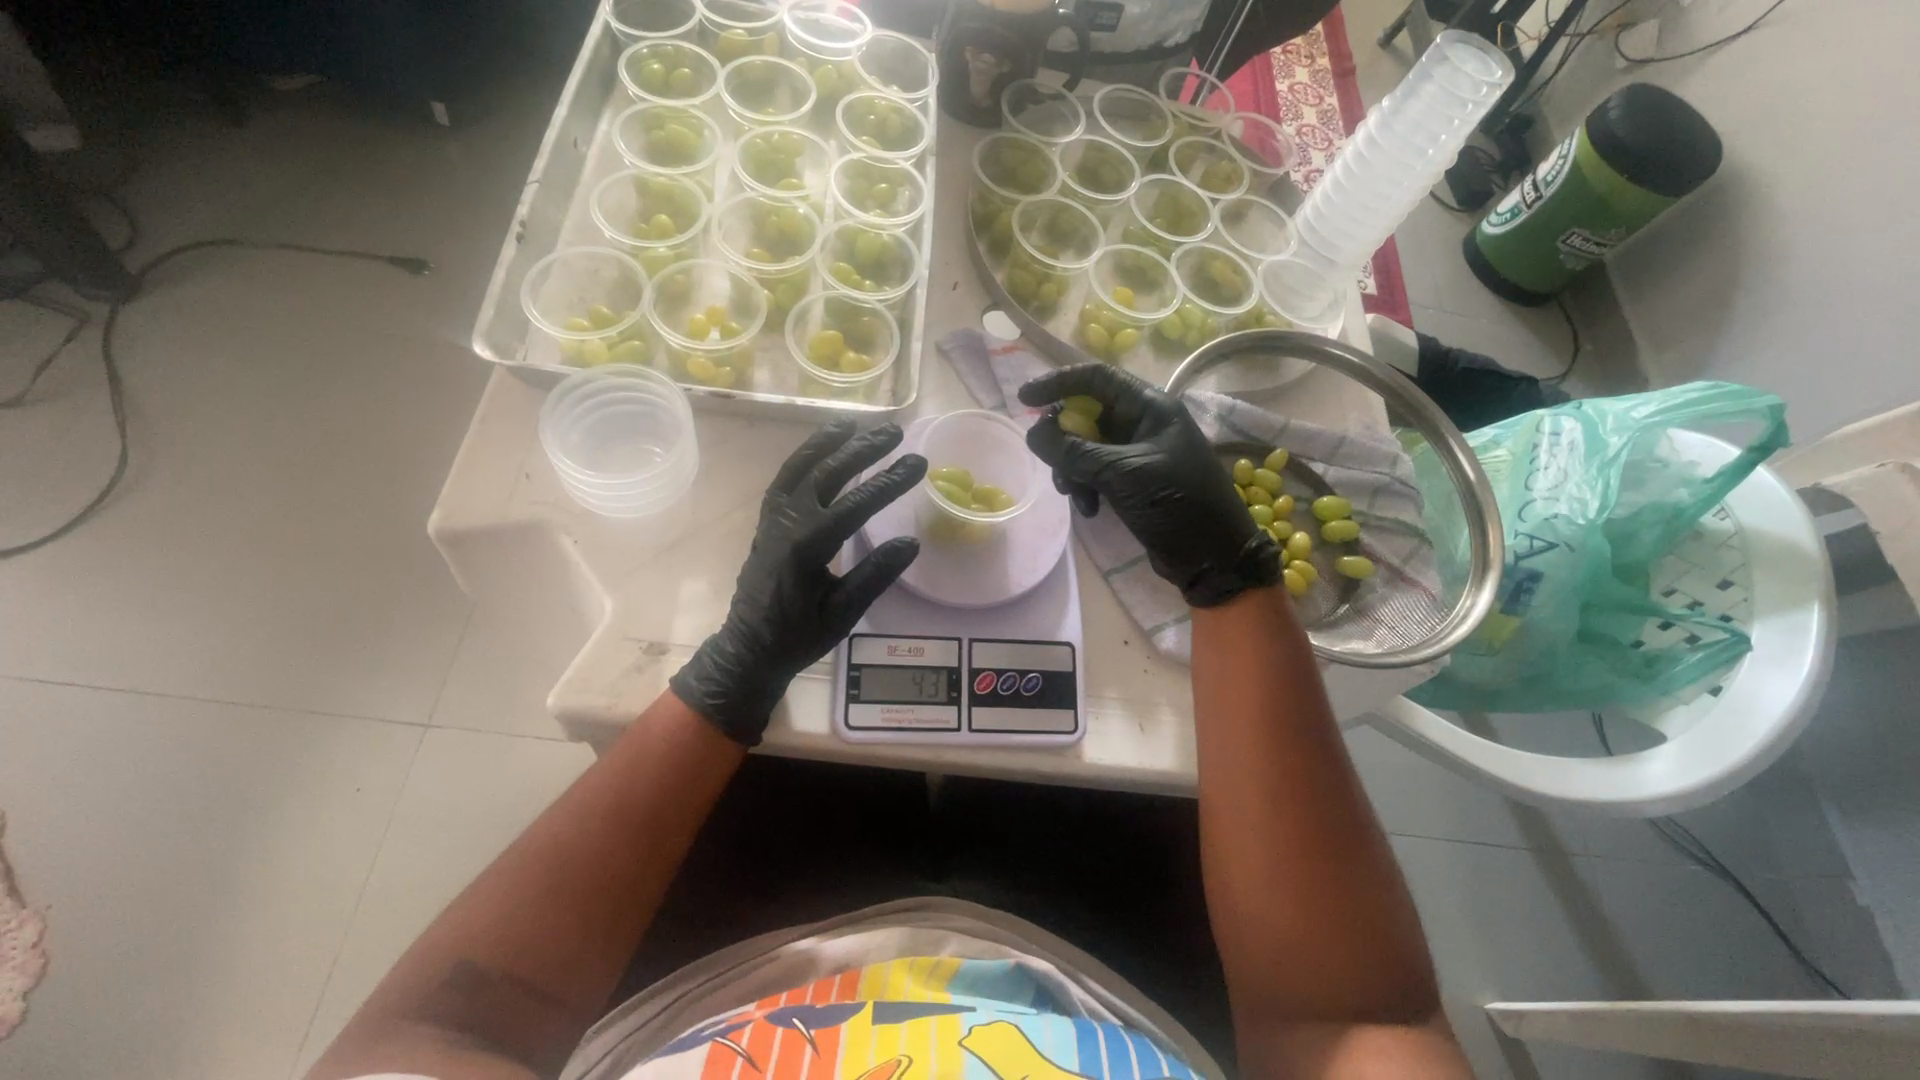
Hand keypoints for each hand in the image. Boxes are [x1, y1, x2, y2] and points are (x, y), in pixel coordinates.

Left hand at [671, 421, 925, 744]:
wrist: (749, 649)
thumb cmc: (798, 637)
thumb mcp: (842, 614)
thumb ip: (874, 576)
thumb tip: (910, 543)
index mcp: (808, 547)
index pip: (855, 504)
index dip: (889, 482)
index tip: (917, 464)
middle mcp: (787, 524)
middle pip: (827, 473)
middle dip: (862, 449)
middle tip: (894, 431)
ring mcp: (773, 520)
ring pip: (801, 469)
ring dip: (828, 443)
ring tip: (854, 423)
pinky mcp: (768, 522)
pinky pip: (784, 480)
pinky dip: (802, 458)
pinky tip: (820, 449)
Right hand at [1020, 363, 1277, 606]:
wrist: (1213, 556)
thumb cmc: (1177, 504)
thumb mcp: (1121, 474)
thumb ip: (1074, 452)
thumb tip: (1033, 433)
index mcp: (1151, 408)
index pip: (1096, 378)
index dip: (1058, 382)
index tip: (1025, 398)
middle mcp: (1144, 423)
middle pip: (1086, 414)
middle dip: (1063, 439)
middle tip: (1049, 461)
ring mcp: (1138, 453)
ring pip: (1086, 447)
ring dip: (1072, 469)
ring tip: (1073, 495)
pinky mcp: (1134, 481)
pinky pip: (1096, 472)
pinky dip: (1085, 486)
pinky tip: (1090, 509)